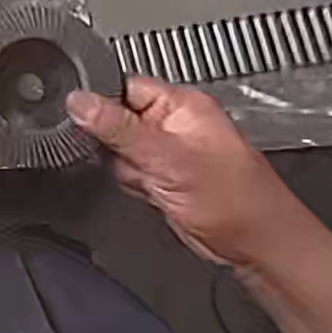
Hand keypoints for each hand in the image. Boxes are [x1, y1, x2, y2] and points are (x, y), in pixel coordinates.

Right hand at [65, 77, 320, 269]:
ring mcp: (163, 149)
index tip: (90, 123)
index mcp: (180, 105)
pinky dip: (129, 181)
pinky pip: (123, 169)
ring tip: (151, 179)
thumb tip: (79, 101)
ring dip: (123, 167)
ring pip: (114, 147)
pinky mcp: (156, 172)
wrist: (253, 246)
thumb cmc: (235, 200)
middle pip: (112, 119)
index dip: (101, 104)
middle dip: (113, 144)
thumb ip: (117, 128)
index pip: (122, 87)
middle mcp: (171, 123)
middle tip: (135, 160)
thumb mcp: (167, 157)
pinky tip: (151, 189)